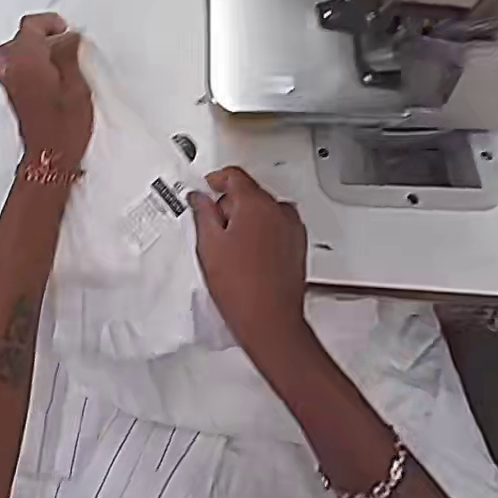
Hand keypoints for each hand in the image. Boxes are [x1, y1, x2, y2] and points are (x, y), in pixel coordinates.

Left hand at [0, 13, 92, 169]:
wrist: (49, 156)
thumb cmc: (63, 125)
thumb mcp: (76, 83)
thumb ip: (69, 53)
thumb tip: (69, 37)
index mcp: (25, 58)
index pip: (32, 25)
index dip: (50, 23)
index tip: (66, 28)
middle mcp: (8, 66)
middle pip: (22, 37)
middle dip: (44, 36)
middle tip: (67, 43)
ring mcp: (4, 80)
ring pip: (17, 51)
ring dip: (36, 50)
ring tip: (60, 60)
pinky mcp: (7, 93)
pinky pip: (14, 66)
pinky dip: (29, 64)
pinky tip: (49, 74)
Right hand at [190, 167, 312, 362]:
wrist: (270, 321)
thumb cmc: (243, 290)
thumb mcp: (209, 246)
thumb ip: (203, 213)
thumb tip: (200, 198)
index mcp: (256, 204)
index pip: (235, 176)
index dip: (216, 179)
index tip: (208, 186)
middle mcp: (279, 211)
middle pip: (250, 192)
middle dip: (230, 204)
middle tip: (215, 228)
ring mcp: (292, 227)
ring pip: (264, 209)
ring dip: (248, 217)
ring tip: (232, 247)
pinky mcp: (298, 243)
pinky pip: (276, 225)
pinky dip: (263, 231)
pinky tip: (249, 254)